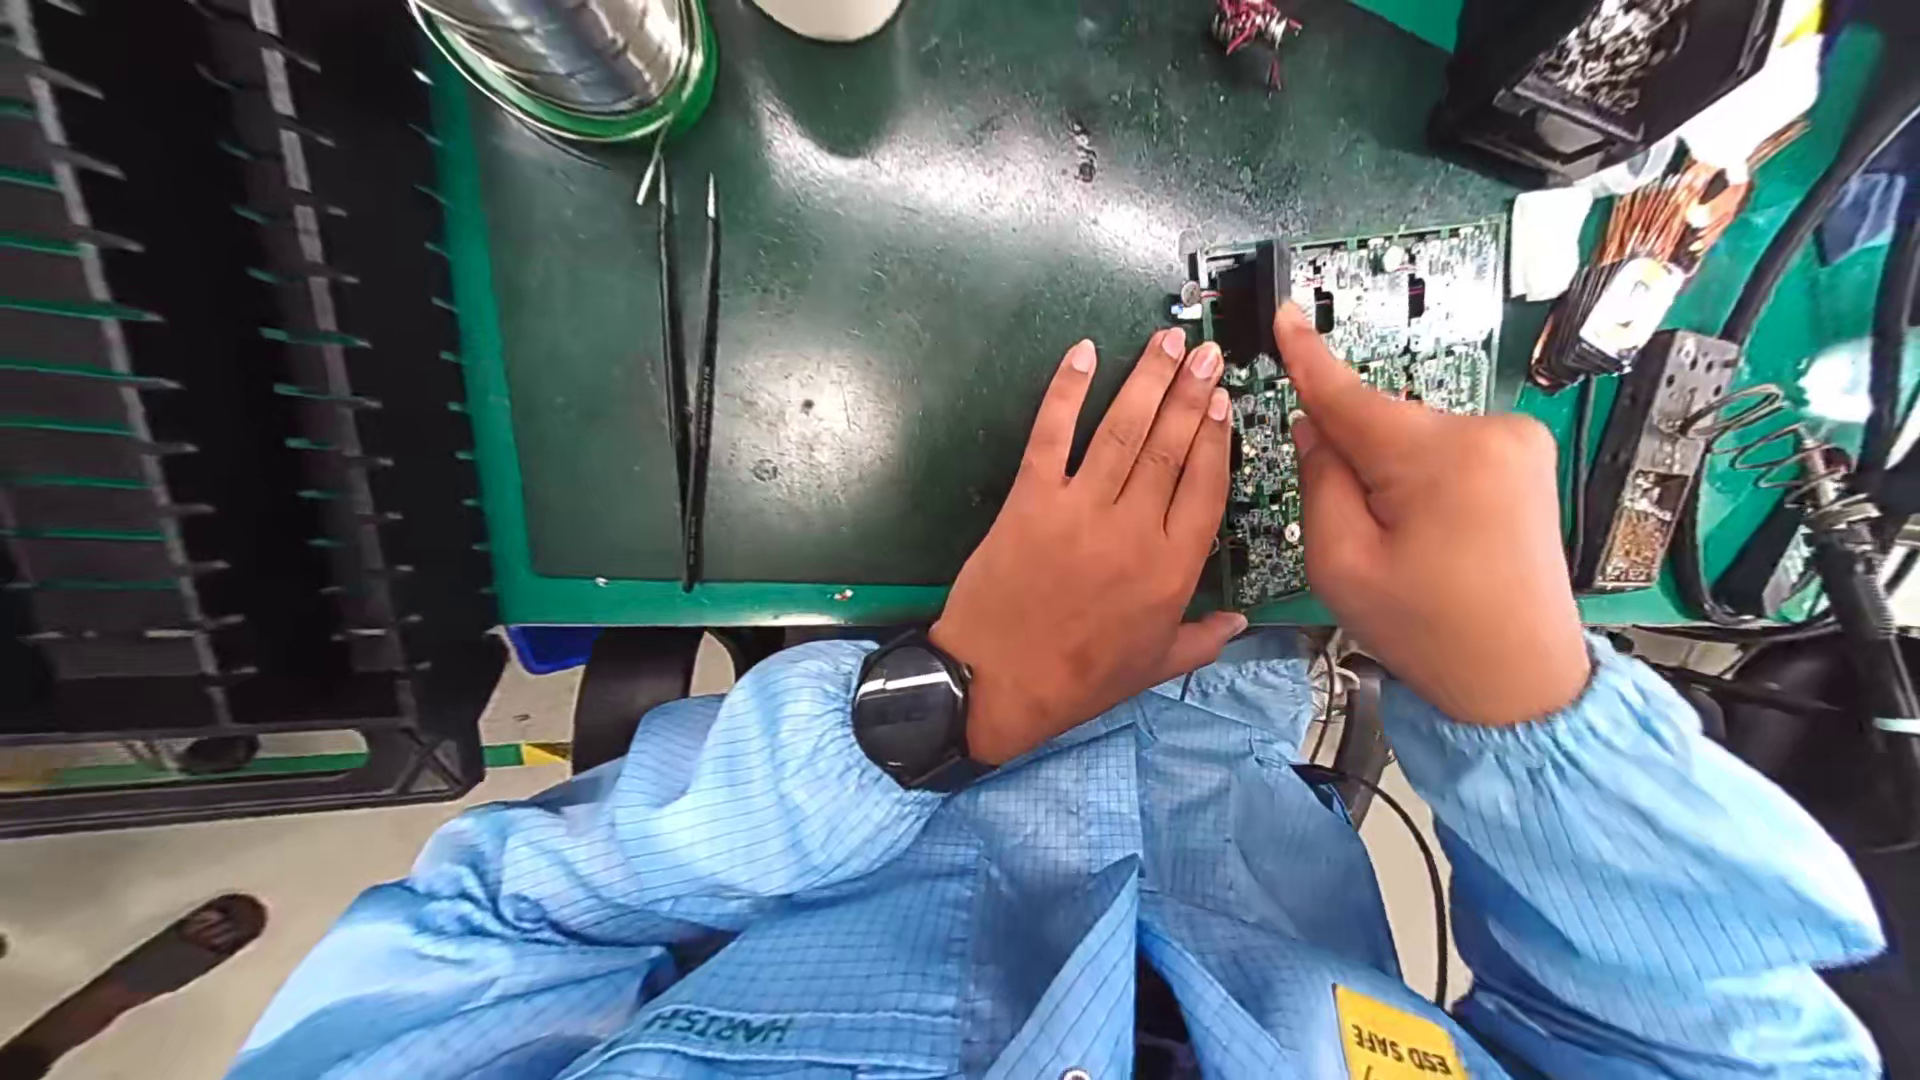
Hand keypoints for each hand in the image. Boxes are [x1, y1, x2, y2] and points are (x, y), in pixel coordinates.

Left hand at [932, 329, 1246, 763]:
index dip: (1216, 439)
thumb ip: (1200, 641)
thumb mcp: (1151, 668)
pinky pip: (1050, 436)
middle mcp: (1132, 530)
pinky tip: (1082, 354)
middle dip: (1189, 393)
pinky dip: (1066, 392)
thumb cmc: (1076, 680)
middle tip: (1205, 351)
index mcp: (1170, 570)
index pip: (1205, 488)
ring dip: (1145, 381)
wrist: (995, 683)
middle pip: (1169, 448)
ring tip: (1166, 342)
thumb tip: (1239, 623)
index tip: (1222, 402)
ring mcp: (1079, 511)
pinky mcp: (1029, 501)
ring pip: (1122, 432)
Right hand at [1275, 303, 1589, 726]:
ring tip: (1388, 537)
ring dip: (1375, 470)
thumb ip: (1319, 481)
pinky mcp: (1522, 458)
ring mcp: (1515, 442)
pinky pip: (1434, 447)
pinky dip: (1405, 474)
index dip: (1307, 357)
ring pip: (1403, 435)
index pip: (1349, 396)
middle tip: (1347, 525)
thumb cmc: (1421, 626)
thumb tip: (1314, 427)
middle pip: (1376, 421)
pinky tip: (1414, 524)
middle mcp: (1489, 431)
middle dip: (1344, 455)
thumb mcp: (1339, 560)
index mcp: (1440, 458)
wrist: (1518, 676)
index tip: (1284, 313)